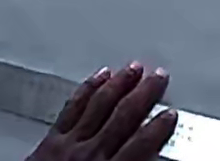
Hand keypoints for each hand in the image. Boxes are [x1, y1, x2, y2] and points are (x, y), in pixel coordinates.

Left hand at [25, 62, 175, 160]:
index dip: (158, 128)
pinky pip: (73, 106)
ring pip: (100, 104)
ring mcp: (68, 145)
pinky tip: (99, 76)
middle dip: (144, 93)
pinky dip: (89, 88)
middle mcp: (90, 155)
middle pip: (123, 116)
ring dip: (120, 83)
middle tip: (159, 76)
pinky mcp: (50, 141)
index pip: (140, 146)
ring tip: (133, 67)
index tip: (170, 114)